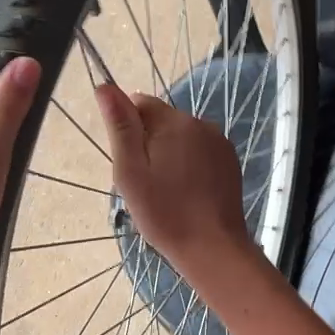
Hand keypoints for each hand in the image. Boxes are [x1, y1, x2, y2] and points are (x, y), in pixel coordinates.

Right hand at [95, 83, 252, 275]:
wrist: (213, 248)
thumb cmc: (165, 213)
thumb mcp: (131, 172)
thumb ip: (120, 127)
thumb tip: (105, 87)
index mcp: (175, 122)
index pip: (140, 103)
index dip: (128, 130)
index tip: (131, 163)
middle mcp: (201, 124)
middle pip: (162, 121)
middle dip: (149, 144)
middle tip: (146, 183)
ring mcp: (219, 143)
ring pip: (181, 138)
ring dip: (169, 155)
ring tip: (166, 192)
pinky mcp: (229, 162)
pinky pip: (199, 152)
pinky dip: (188, 167)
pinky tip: (186, 194)